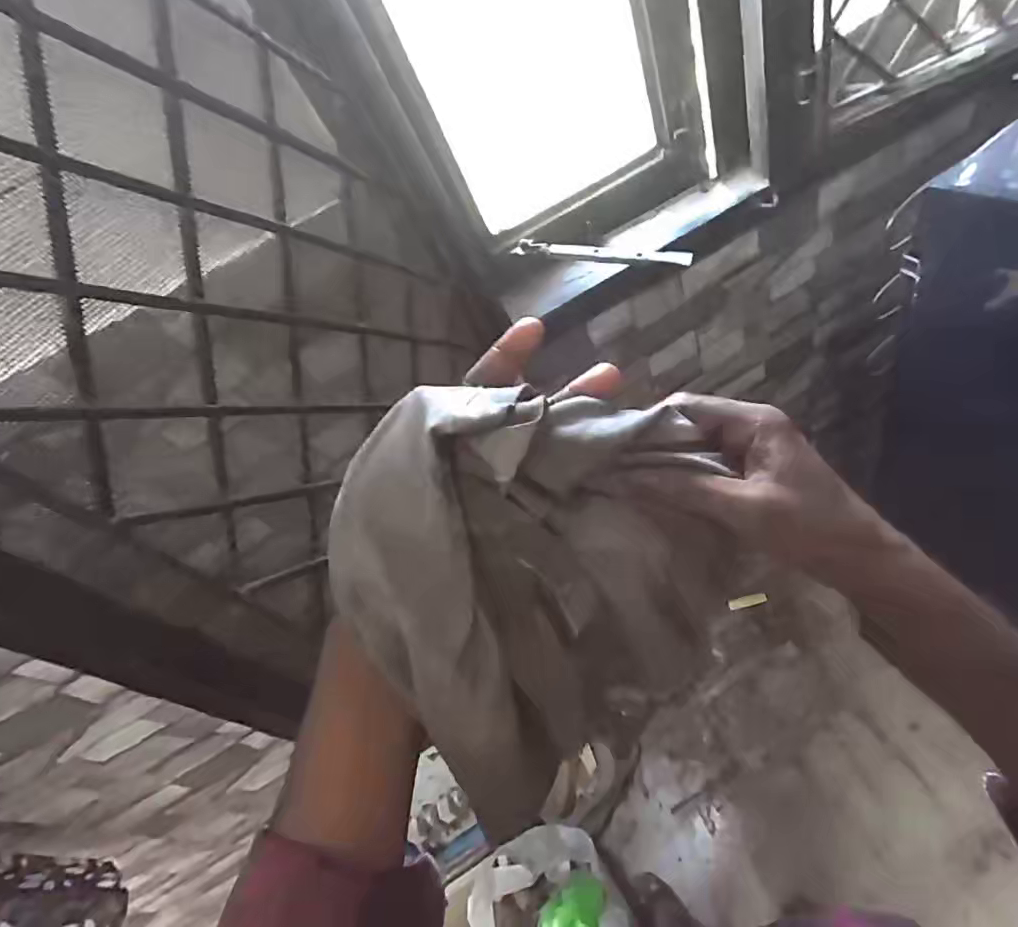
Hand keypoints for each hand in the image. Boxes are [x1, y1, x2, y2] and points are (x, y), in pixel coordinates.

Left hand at [266, 319, 621, 872]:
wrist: (390, 687)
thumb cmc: (387, 601)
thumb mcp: (399, 522)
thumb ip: (433, 458)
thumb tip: (480, 404)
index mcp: (435, 466)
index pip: (469, 398)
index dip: (501, 361)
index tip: (535, 330)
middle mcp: (473, 484)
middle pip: (520, 428)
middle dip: (563, 399)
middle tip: (611, 378)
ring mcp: (504, 519)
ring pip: (548, 466)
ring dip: (584, 440)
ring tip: (629, 419)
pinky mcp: (526, 553)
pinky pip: (558, 510)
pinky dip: (585, 488)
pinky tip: (620, 480)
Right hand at [635, 393, 910, 594]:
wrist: (864, 560)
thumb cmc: (810, 529)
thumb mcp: (745, 509)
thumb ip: (688, 490)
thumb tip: (630, 477)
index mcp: (755, 421)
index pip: (688, 406)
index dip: (651, 424)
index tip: (615, 448)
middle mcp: (752, 426)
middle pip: (691, 425)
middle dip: (656, 446)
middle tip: (616, 469)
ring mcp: (754, 450)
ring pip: (699, 448)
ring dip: (670, 464)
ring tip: (631, 482)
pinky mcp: (754, 473)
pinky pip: (711, 468)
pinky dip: (688, 479)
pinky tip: (664, 495)